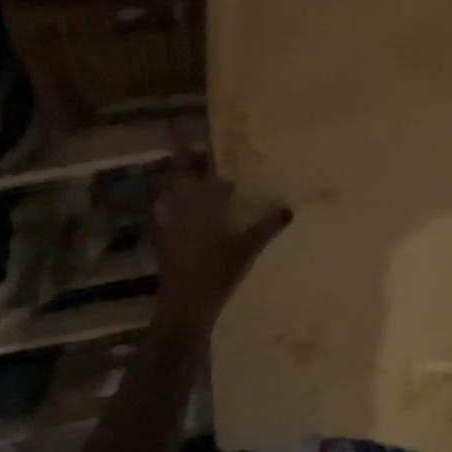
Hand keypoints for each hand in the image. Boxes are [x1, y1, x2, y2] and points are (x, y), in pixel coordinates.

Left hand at [150, 140, 291, 333]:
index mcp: (204, 205)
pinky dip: (172, 204)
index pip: (212, 178)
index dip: (218, 168)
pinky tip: (182, 212)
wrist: (185, 306)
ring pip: (170, 191)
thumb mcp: (247, 250)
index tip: (228, 160)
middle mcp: (183, 207)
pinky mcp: (163, 237)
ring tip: (189, 178)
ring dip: (178, 182)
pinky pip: (165, 211)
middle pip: (182, 174)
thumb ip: (267, 227)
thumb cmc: (218, 273)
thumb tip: (288, 209)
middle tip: (192, 145)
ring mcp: (169, 222)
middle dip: (187, 159)